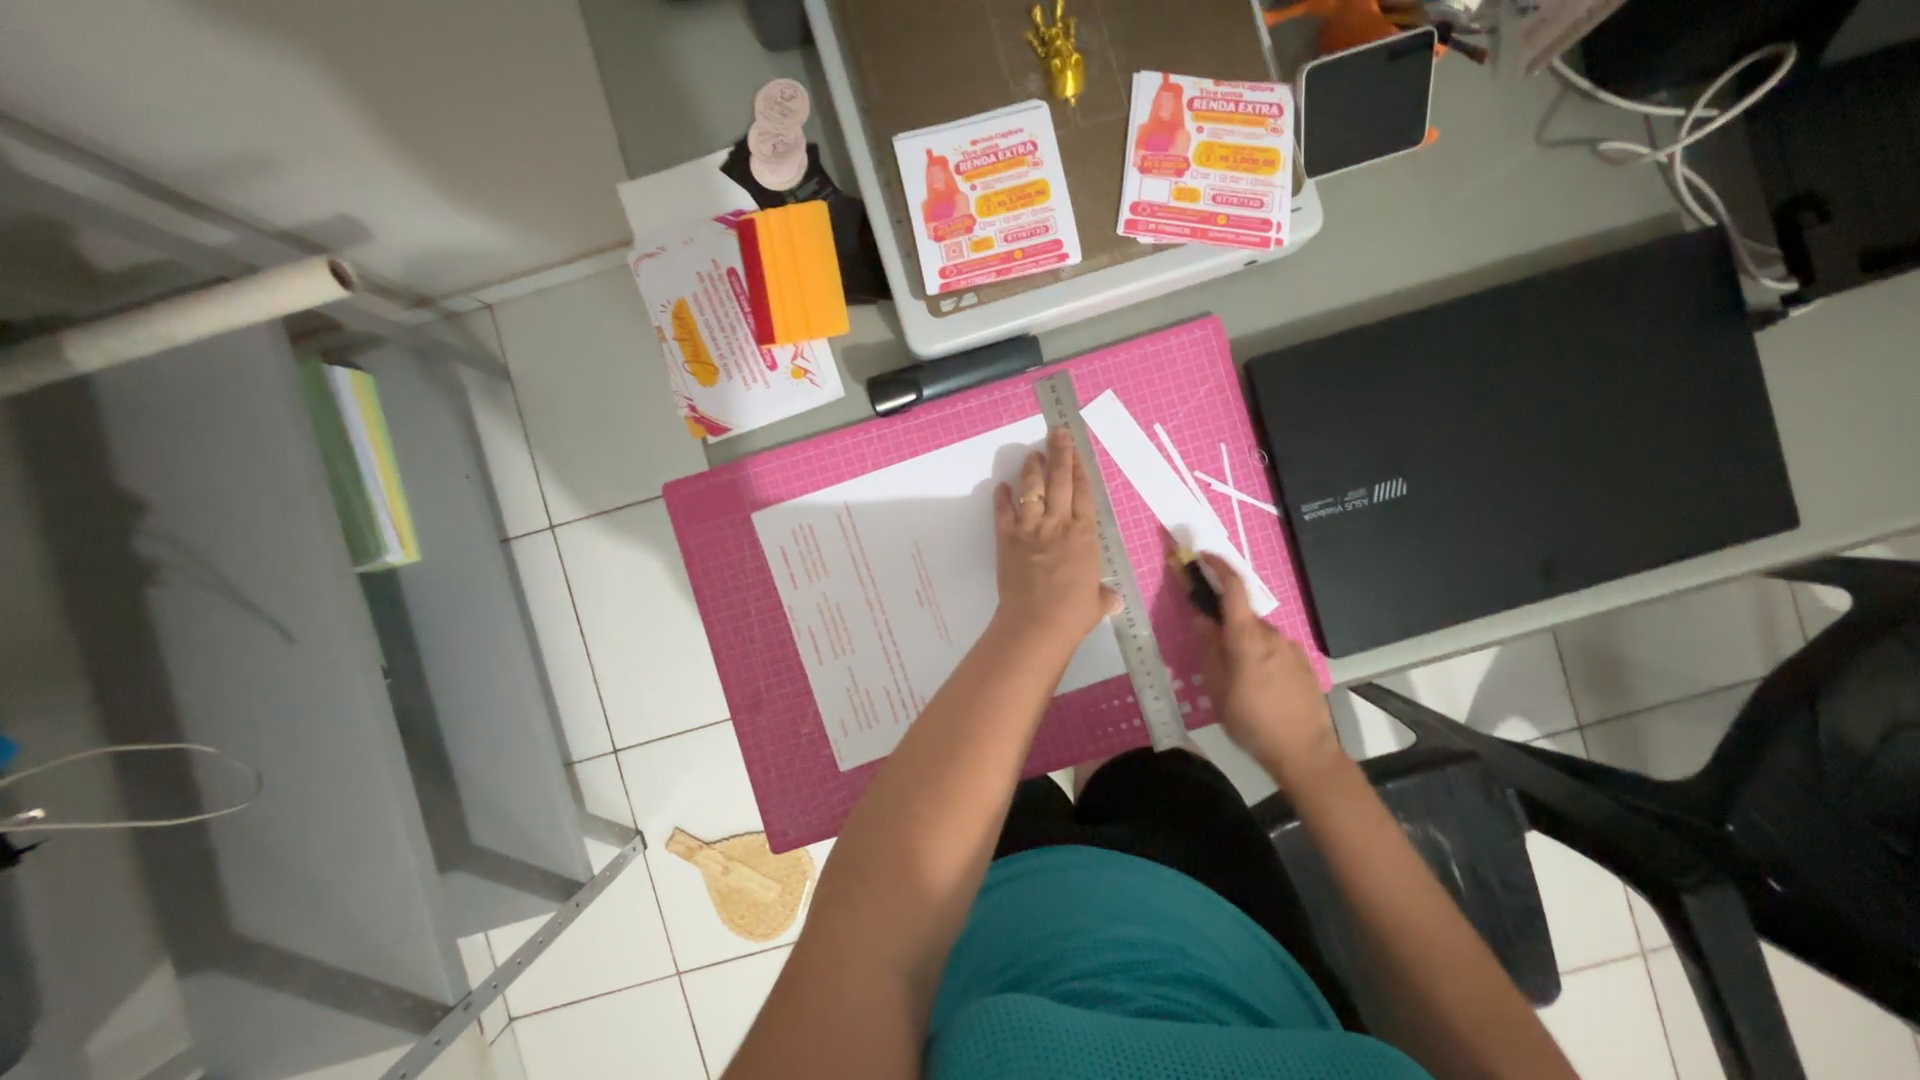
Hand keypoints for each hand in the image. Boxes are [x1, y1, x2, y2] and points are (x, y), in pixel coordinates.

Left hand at [991, 427, 1119, 648]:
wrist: (1037, 623)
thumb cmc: (1073, 614)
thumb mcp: (1096, 604)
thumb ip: (1104, 597)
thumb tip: (1113, 601)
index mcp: (1085, 536)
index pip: (1084, 494)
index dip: (1080, 470)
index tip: (1077, 451)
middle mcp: (1059, 524)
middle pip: (1060, 481)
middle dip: (1059, 454)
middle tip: (1057, 433)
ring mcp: (1031, 529)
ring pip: (1032, 490)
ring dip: (1032, 470)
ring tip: (1032, 455)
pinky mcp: (1007, 539)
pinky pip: (1004, 512)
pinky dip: (1001, 498)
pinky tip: (1001, 486)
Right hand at [1193, 553, 1341, 776]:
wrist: (1305, 752)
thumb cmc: (1253, 723)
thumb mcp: (1218, 690)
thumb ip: (1209, 650)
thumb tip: (1201, 619)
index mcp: (1247, 639)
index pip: (1234, 590)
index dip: (1218, 567)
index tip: (1203, 557)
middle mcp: (1273, 636)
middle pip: (1243, 619)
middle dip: (1225, 627)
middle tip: (1211, 654)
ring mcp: (1293, 650)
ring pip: (1260, 638)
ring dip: (1244, 648)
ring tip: (1237, 683)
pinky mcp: (1304, 665)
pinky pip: (1275, 652)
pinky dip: (1262, 660)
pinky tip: (1260, 690)